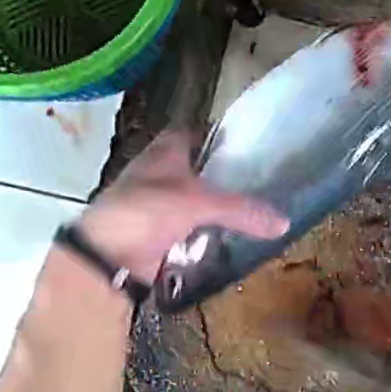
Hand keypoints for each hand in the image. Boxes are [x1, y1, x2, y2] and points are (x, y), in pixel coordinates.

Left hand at [74, 129, 287, 280]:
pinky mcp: (159, 235)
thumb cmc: (144, 212)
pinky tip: (230, 238)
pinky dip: (208, 234)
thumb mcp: (198, 204)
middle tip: (258, 181)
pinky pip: (191, 230)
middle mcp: (159, 176)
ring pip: (194, 201)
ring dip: (216, 207)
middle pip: (196, 169)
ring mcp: (157, 207)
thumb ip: (241, 211)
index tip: (246, 143)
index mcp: (163, 154)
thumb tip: (284, 222)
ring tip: (252, 211)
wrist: (106, 258)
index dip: (215, 134)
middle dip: (223, 175)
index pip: (192, 132)